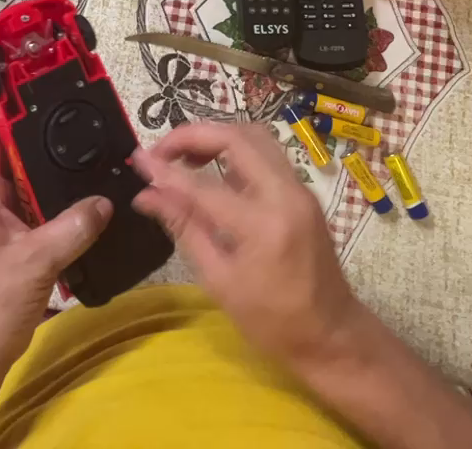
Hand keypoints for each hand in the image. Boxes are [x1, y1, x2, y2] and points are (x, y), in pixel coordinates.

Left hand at [0, 111, 112, 367]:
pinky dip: (66, 191)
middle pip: (15, 147)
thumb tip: (104, 201)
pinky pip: (48, 203)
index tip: (19, 67)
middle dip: (37, 121)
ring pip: (33, 175)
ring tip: (87, 131)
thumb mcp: (32, 263)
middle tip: (71, 94)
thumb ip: (70, 230)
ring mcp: (12, 219)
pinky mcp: (28, 239)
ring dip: (54, 157)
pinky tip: (93, 186)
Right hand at [131, 121, 369, 370]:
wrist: (333, 336)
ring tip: (182, 157)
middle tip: (161, 152)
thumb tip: (145, 195)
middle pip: (235, 137)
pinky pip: (264, 153)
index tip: (137, 159)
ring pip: (253, 136)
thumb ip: (183, 227)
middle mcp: (286, 194)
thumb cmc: (273, 321)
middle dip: (192, 135)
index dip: (165, 169)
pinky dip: (233, 150)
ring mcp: (299, 188)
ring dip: (214, 137)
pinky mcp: (302, 191)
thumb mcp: (219, 280)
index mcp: (263, 225)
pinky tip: (211, 171)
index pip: (203, 184)